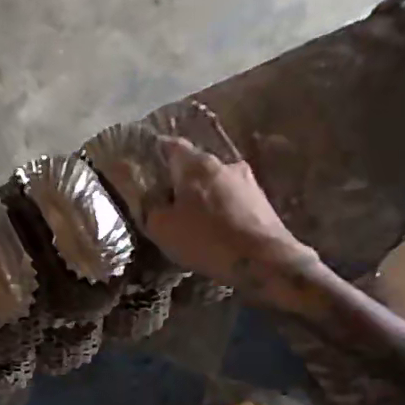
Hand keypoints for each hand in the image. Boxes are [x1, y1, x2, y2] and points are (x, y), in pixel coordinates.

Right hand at [141, 135, 315, 286]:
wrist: (260, 257)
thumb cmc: (204, 239)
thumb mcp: (161, 228)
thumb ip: (148, 206)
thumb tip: (144, 192)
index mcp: (196, 166)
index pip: (173, 146)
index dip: (158, 151)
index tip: (148, 160)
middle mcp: (224, 164)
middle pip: (196, 166)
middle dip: (181, 179)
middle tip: (167, 200)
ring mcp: (246, 180)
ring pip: (215, 182)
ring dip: (202, 195)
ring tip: (193, 218)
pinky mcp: (260, 199)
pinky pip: (231, 198)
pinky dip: (220, 207)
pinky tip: (215, 227)